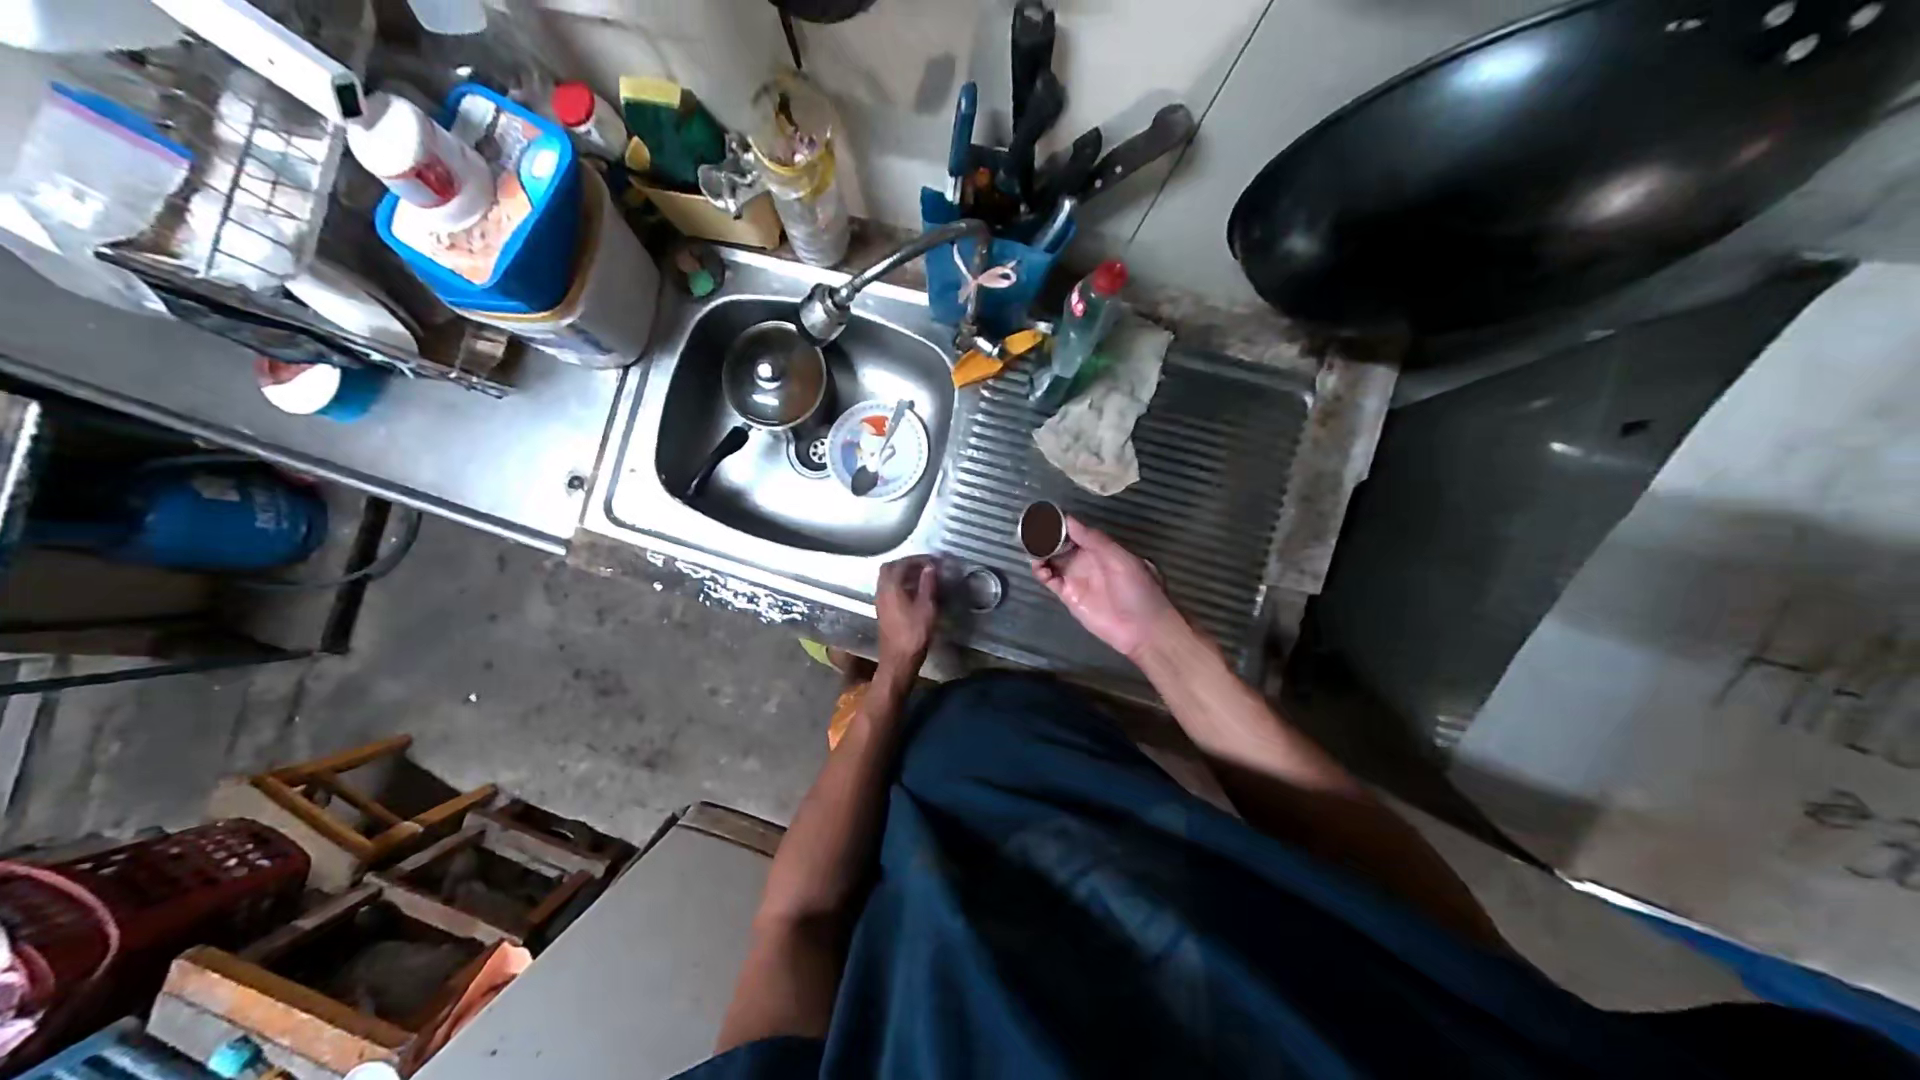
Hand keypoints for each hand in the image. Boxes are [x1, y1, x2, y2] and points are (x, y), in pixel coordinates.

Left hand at [875, 556, 937, 673]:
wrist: (898, 659)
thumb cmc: (914, 634)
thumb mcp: (927, 608)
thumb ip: (928, 585)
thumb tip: (929, 567)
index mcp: (891, 587)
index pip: (901, 564)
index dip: (916, 559)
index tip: (931, 561)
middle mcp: (882, 591)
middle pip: (889, 568)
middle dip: (905, 563)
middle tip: (923, 566)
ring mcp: (880, 601)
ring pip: (886, 579)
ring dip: (901, 573)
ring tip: (920, 576)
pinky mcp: (882, 611)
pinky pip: (888, 589)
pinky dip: (899, 584)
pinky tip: (913, 591)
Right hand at [1033, 516, 1183, 659]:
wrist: (1142, 628)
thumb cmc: (1138, 589)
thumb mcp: (1121, 558)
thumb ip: (1094, 540)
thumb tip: (1069, 520)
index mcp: (1100, 549)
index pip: (1075, 531)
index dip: (1060, 524)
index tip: (1044, 515)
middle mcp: (1085, 561)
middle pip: (1060, 545)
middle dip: (1046, 537)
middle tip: (1030, 530)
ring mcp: (1075, 578)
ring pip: (1051, 561)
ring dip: (1040, 553)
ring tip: (1031, 547)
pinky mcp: (1068, 595)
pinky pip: (1049, 580)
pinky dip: (1040, 572)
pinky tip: (1039, 567)